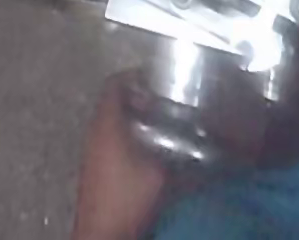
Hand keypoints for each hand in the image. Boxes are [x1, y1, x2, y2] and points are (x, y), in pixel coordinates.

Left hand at [71, 71, 166, 239]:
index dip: (135, 75)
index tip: (156, 80)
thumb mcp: (160, 174)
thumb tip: (207, 145)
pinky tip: (146, 150)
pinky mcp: (93, 168)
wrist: (101, 238)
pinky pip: (109, 138)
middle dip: (138, 97)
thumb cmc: (127, 197)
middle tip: (162, 102)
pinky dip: (126, 134)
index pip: (114, 83)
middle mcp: (95, 131)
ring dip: (132, 117)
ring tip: (159, 124)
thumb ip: (182, 155)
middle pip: (113, 100)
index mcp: (107, 123)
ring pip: (111, 120)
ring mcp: (91, 150)